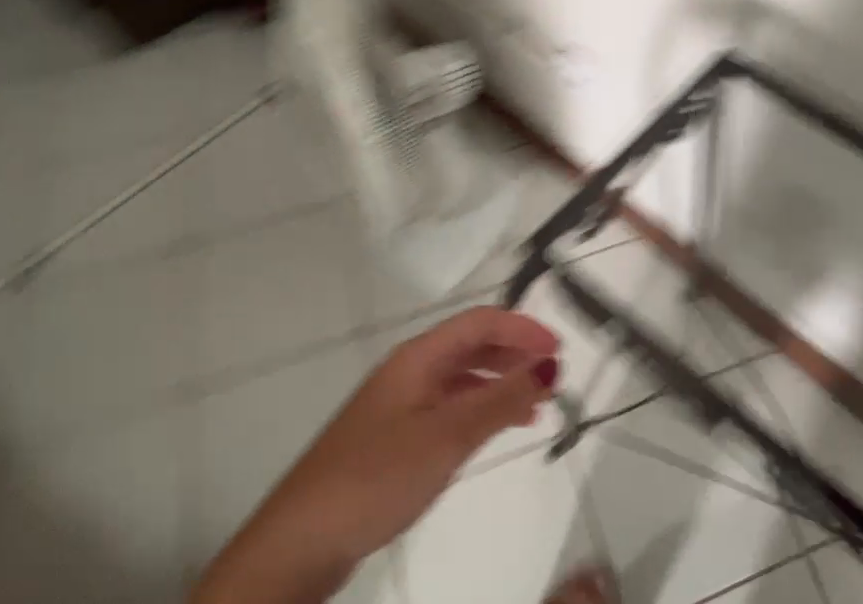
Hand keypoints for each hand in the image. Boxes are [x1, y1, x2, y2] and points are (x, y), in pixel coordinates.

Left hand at [193, 306, 560, 603]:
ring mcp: (399, 404)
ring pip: (461, 378)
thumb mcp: (447, 436)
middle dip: (515, 353)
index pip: (479, 322)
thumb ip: (500, 400)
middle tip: (555, 376)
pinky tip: (495, 432)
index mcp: (417, 358)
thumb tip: (549, 365)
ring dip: (500, 384)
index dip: (522, 328)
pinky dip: (480, 411)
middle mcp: (408, 371)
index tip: (561, 350)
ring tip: (536, 408)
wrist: (302, 540)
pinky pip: (449, 408)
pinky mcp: (394, 437)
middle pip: (471, 345)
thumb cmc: (376, 477)